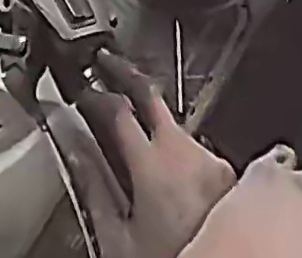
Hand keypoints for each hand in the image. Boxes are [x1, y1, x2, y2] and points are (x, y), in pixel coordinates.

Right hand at [59, 50, 235, 257]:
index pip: (116, 109)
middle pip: (149, 94)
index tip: (81, 93)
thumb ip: (93, 186)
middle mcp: (183, 151)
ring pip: (172, 122)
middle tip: (105, 64)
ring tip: (132, 132)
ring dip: (151, 120)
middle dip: (123, 74)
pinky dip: (174, 148)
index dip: (94, 95)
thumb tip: (75, 148)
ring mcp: (209, 158)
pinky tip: (165, 167)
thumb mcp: (119, 239)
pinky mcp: (227, 172)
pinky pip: (192, 146)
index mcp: (152, 165)